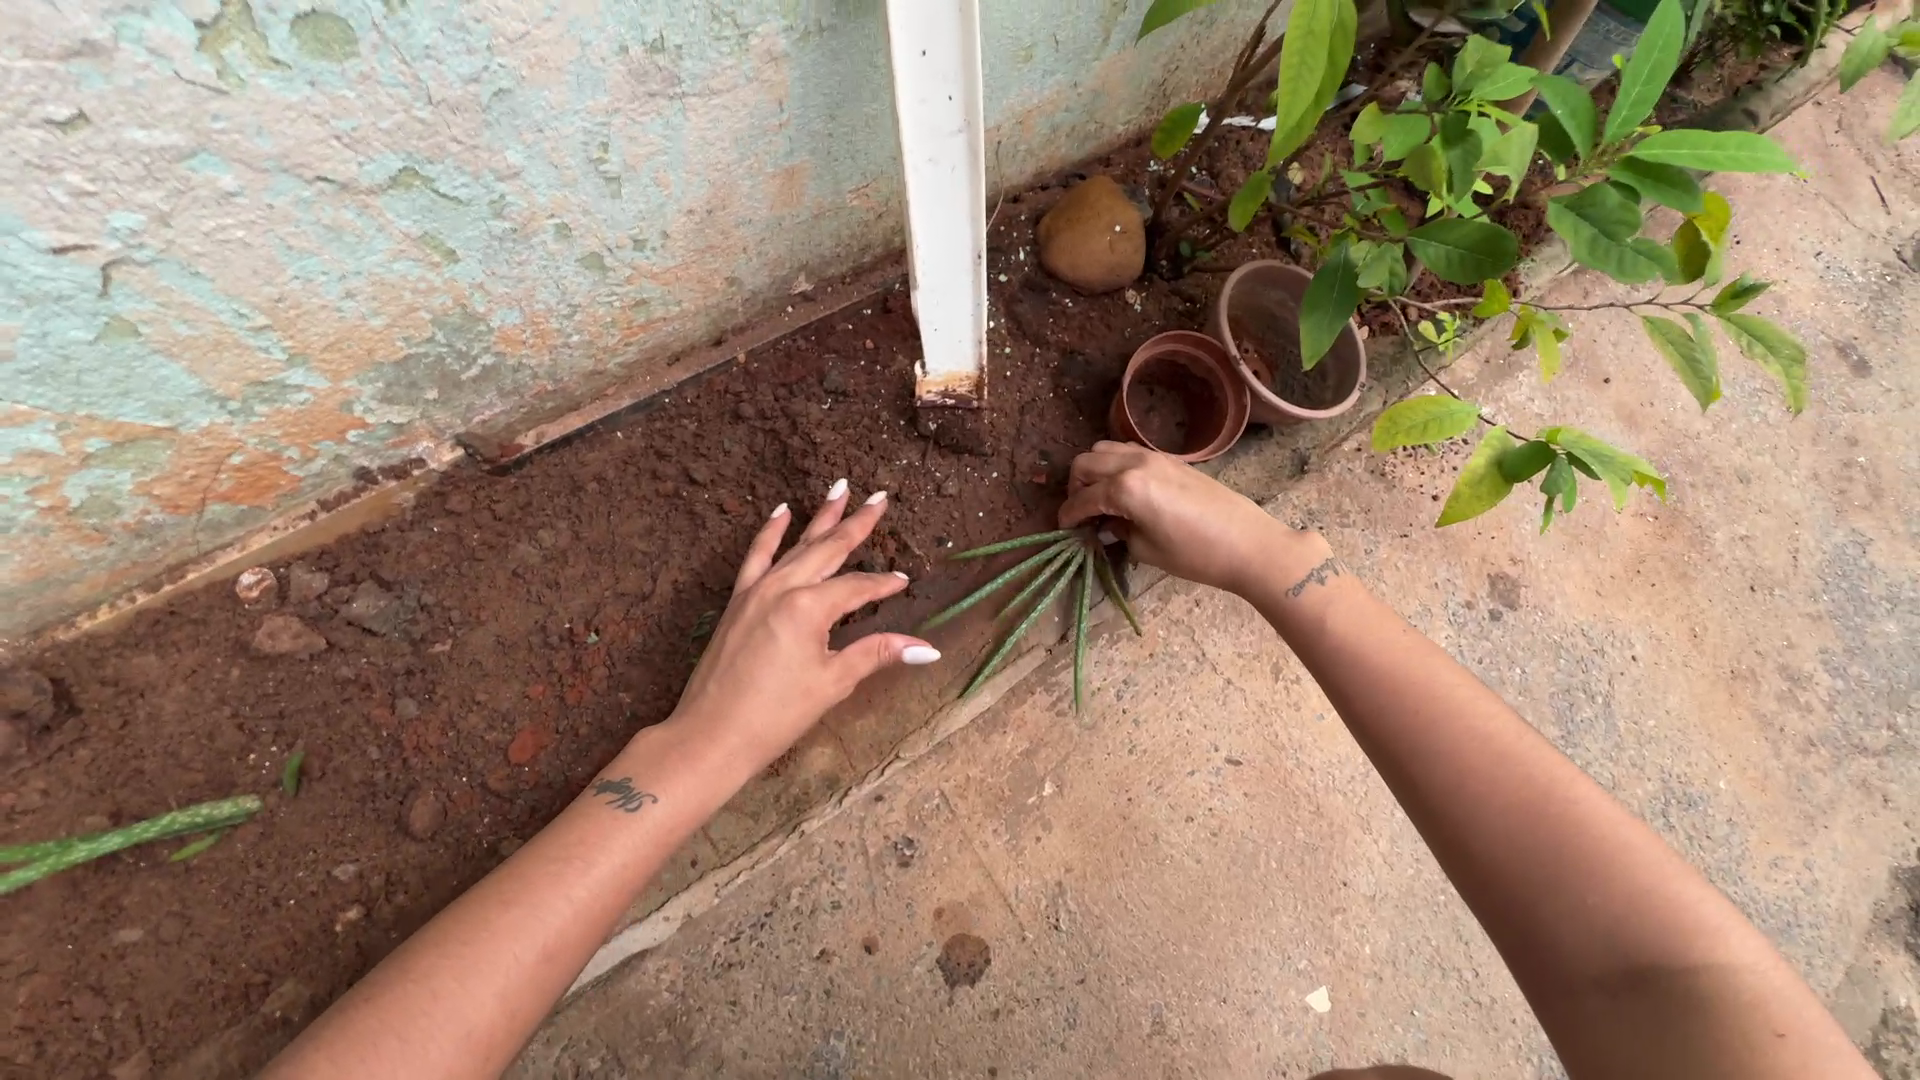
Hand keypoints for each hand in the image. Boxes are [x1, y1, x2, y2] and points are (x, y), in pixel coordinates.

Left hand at [668, 480, 939, 777]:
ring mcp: (756, 591)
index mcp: (808, 608)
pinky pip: (756, 556)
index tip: (904, 581)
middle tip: (879, 498)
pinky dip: (770, 533)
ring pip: (796, 545)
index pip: (857, 587)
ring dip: (820, 517)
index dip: (883, 585)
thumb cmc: (775, 715)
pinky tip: (782, 512)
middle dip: (857, 524)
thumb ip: (877, 653)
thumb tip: (928, 649)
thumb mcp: (833, 682)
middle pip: (828, 549)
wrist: (711, 735)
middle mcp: (781, 588)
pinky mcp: (738, 601)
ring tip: (839, 489)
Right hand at [1058, 441, 1326, 597]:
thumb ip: (1117, 532)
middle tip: (1082, 513)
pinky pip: (1128, 450)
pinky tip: (1125, 491)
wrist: (1247, 542)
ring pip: (1104, 449)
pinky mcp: (1170, 458)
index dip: (1067, 516)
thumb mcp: (1146, 550)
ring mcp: (1153, 456)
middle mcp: (1134, 463)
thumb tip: (1104, 526)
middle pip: (1085, 463)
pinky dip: (1115, 465)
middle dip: (1075, 487)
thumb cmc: (1195, 555)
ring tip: (1101, 499)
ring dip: (1094, 471)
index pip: (1082, 499)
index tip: (1064, 530)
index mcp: (1125, 488)